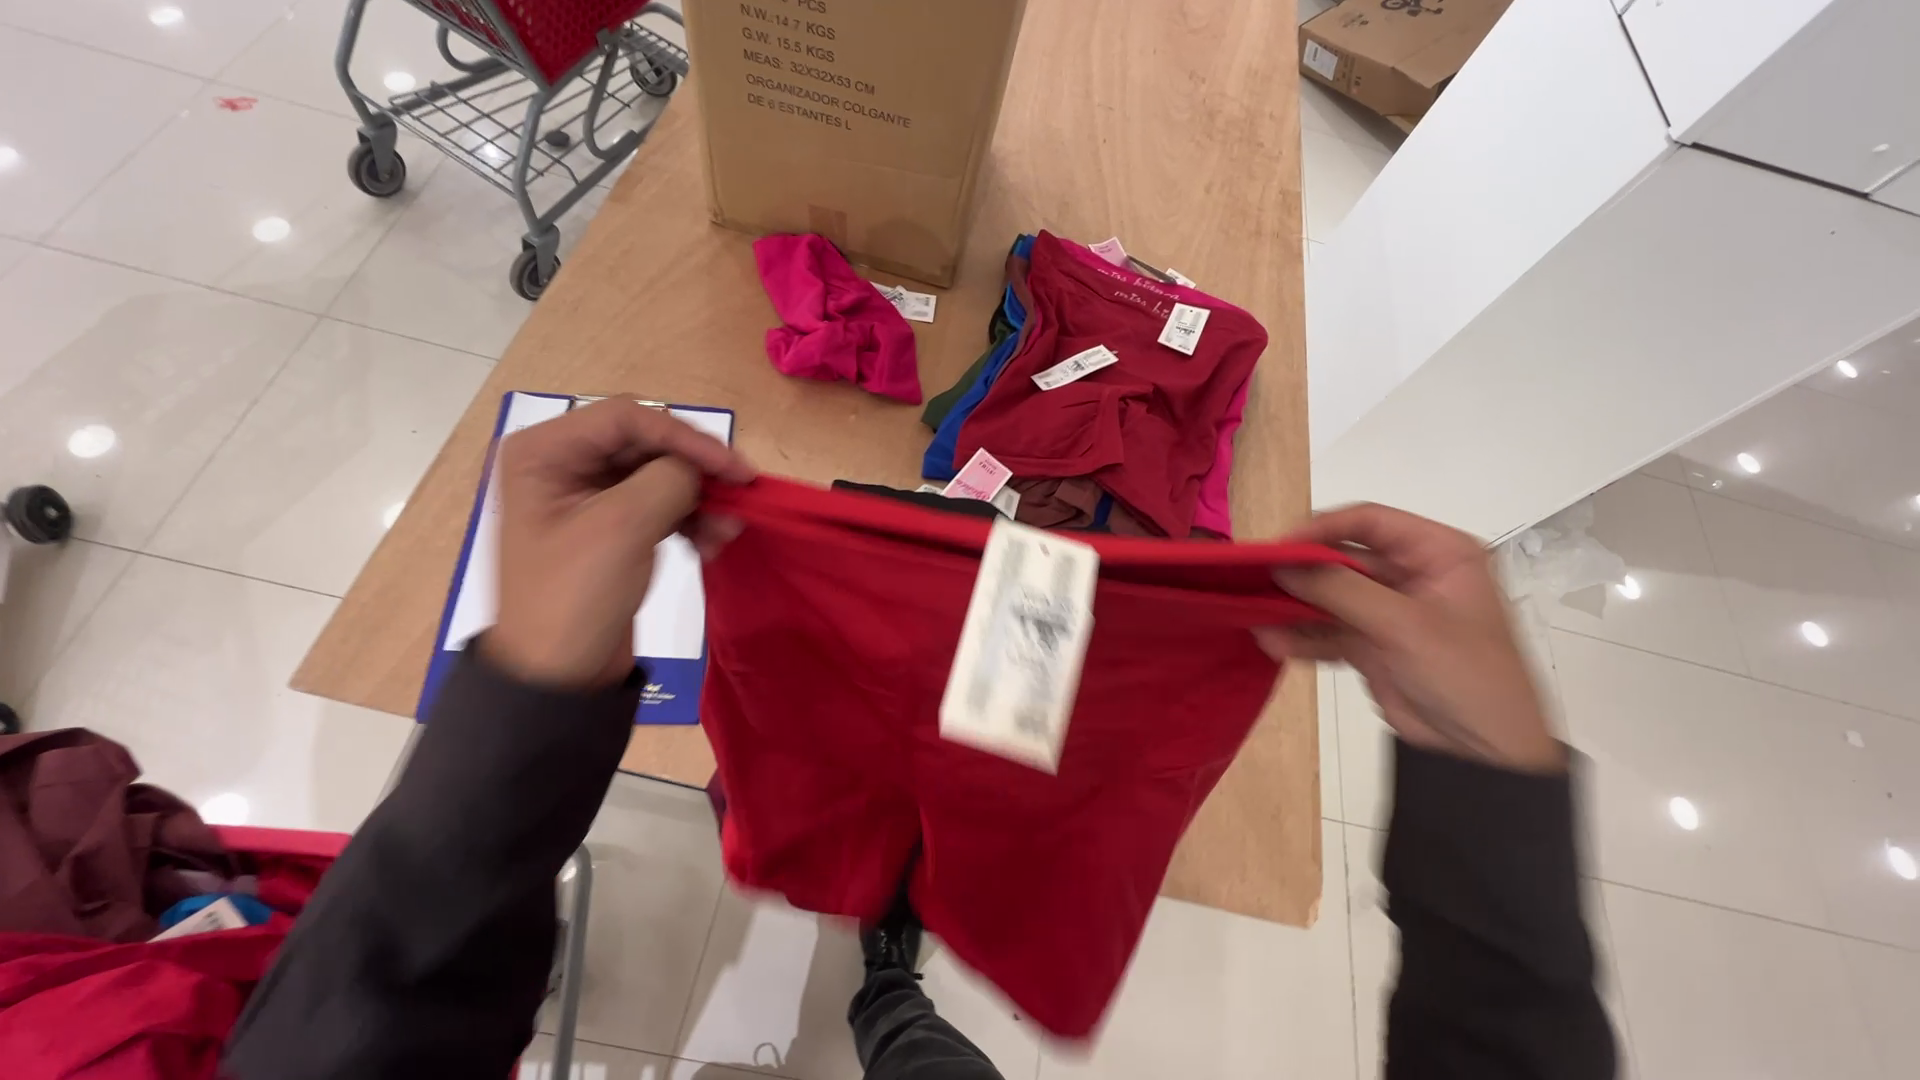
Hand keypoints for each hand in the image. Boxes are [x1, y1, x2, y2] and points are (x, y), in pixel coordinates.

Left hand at [485, 398, 754, 689]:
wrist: (560, 675)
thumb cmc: (576, 596)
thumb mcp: (622, 528)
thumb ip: (669, 479)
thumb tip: (701, 470)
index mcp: (544, 451)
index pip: (627, 418)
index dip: (686, 438)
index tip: (735, 470)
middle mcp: (563, 462)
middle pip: (647, 443)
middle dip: (695, 471)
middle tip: (740, 494)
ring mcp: (588, 493)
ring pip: (660, 473)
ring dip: (698, 498)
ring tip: (725, 533)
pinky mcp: (612, 524)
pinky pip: (661, 502)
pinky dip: (690, 519)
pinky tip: (711, 544)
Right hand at [1256, 503, 1564, 772]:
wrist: (1487, 751)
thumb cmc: (1465, 674)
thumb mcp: (1404, 625)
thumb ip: (1340, 590)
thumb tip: (1282, 566)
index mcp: (1437, 553)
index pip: (1369, 521)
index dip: (1321, 529)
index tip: (1278, 548)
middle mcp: (1410, 574)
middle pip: (1341, 558)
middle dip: (1300, 571)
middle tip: (1254, 580)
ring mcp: (1388, 610)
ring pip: (1328, 595)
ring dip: (1294, 606)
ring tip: (1253, 614)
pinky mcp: (1370, 644)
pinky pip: (1327, 631)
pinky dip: (1301, 637)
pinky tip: (1272, 643)